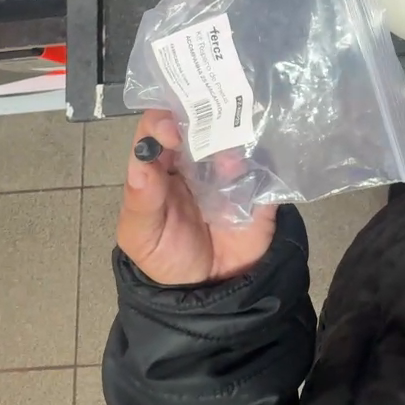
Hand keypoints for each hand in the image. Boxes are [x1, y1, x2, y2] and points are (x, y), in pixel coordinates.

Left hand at [116, 111, 276, 285]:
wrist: (214, 291)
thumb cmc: (168, 257)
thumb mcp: (141, 236)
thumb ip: (140, 201)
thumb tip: (142, 163)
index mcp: (161, 164)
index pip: (157, 128)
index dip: (162, 120)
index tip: (172, 130)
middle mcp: (195, 155)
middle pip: (198, 120)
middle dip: (203, 112)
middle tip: (211, 115)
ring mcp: (229, 164)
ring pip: (232, 132)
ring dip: (233, 130)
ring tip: (233, 142)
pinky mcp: (258, 178)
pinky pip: (263, 157)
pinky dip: (260, 151)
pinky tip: (256, 157)